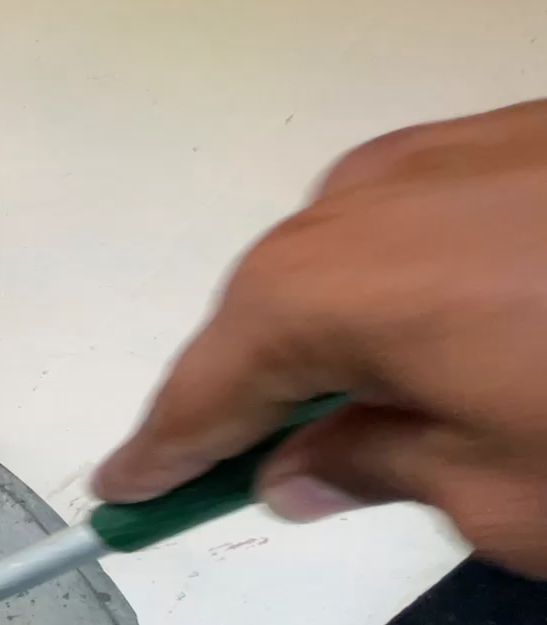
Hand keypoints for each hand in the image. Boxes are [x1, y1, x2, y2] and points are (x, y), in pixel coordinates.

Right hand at [94, 99, 546, 575]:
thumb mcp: (517, 493)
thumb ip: (375, 474)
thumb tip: (303, 469)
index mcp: (315, 293)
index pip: (198, 401)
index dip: (158, 461)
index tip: (118, 495)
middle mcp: (348, 208)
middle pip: (260, 325)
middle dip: (257, 399)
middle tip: (259, 465)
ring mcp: (438, 154)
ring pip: (335, 268)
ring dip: (339, 340)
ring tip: (393, 397)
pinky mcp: (523, 128)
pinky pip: (417, 222)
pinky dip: (414, 285)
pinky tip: (477, 324)